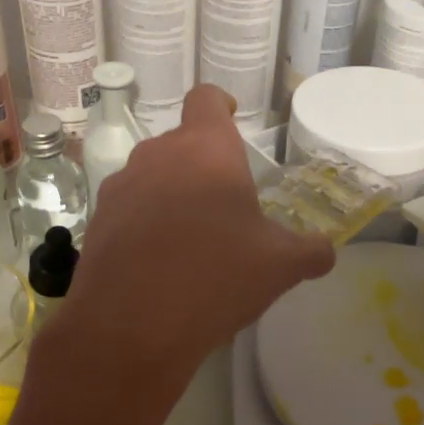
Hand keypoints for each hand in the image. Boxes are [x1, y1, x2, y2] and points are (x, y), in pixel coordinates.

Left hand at [37, 86, 334, 417]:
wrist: (130, 326)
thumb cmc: (215, 277)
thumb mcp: (279, 266)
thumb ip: (310, 251)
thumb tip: (325, 251)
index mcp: (206, 148)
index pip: (207, 99)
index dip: (220, 105)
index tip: (232, 120)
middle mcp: (158, 154)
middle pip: (181, 142)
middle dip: (202, 165)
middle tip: (225, 204)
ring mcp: (122, 186)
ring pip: (153, 175)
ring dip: (172, 193)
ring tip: (192, 238)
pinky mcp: (98, 220)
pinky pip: (129, 208)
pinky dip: (145, 223)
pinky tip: (159, 263)